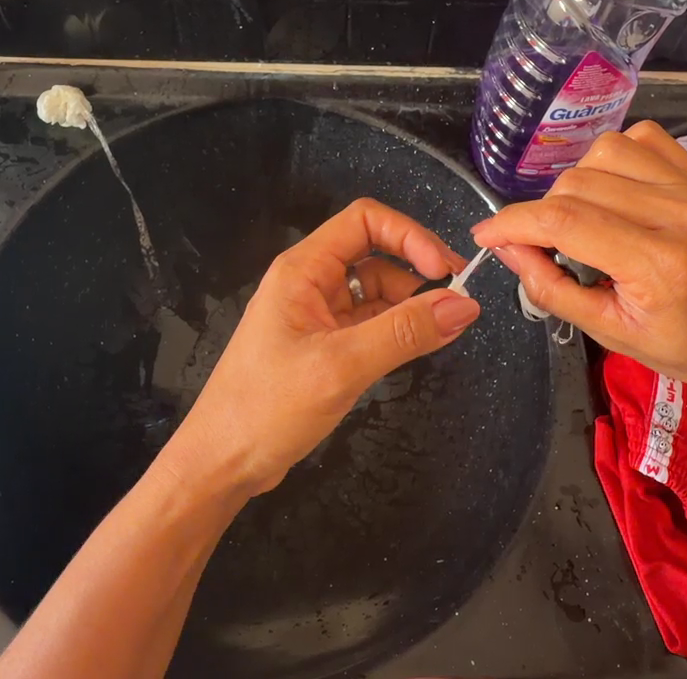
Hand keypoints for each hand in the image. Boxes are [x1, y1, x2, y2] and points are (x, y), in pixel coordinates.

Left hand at [164, 198, 481, 497]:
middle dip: (417, 267)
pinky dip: (397, 328)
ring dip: (410, 302)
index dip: (409, 235)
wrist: (220, 465)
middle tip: (459, 299)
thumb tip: (466, 304)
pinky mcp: (323, 345)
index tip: (443, 271)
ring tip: (443, 328)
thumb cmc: (268, 407)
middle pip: (374, 252)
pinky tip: (419, 344)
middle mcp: (310, 282)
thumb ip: (404, 333)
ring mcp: (317, 315)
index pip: (364, 221)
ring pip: (375, 290)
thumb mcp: (341, 366)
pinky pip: (369, 322)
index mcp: (303, 269)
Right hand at [471, 121, 686, 409]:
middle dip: (542, 213)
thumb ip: (552, 288)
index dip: (512, 224)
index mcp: (659, 265)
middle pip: (577, 184)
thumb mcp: (612, 334)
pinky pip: (643, 139)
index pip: (563, 222)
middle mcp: (681, 214)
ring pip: (604, 151)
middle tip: (546, 247)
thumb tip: (506, 248)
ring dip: (576, 182)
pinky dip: (614, 159)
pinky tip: (616, 191)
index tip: (486, 236)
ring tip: (584, 218)